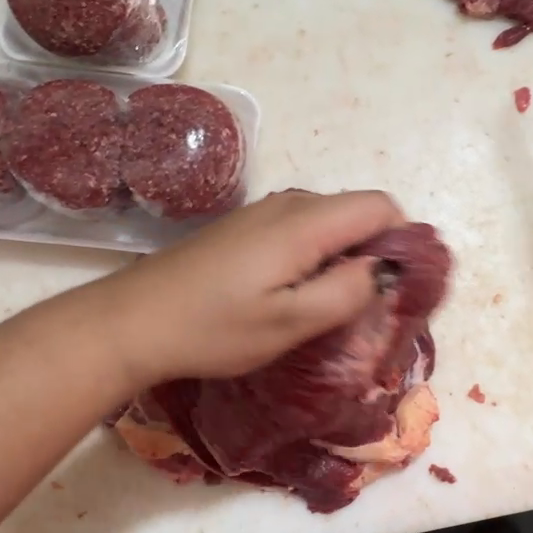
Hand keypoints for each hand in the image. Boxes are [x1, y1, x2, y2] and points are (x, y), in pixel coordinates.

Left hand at [93, 189, 406, 386]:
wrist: (132, 321)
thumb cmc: (213, 328)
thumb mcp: (289, 323)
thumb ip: (347, 292)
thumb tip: (382, 269)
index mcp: (305, 222)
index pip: (381, 206)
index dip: (400, 242)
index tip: (393, 288)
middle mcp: (288, 204)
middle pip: (357, 213)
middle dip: (372, 254)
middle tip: (360, 309)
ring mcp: (263, 213)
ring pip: (329, 224)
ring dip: (341, 260)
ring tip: (323, 309)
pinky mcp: (245, 229)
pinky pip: (301, 232)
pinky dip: (313, 259)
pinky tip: (287, 298)